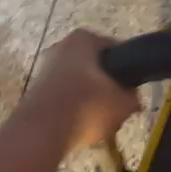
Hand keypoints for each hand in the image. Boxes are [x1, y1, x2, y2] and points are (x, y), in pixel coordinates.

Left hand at [24, 29, 140, 147]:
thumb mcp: (125, 103)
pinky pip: (65, 96)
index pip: (117, 50)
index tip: (133, 89)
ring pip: (81, 82)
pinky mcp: (36, 90)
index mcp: (83, 39)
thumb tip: (132, 97)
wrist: (41, 132)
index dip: (129, 70)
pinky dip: (75, 108)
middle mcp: (61, 46)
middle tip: (120, 105)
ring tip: (102, 119)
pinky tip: (82, 125)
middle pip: (96, 67)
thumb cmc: (87, 106)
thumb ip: (134, 96)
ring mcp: (45, 67)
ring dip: (92, 98)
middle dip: (108, 85)